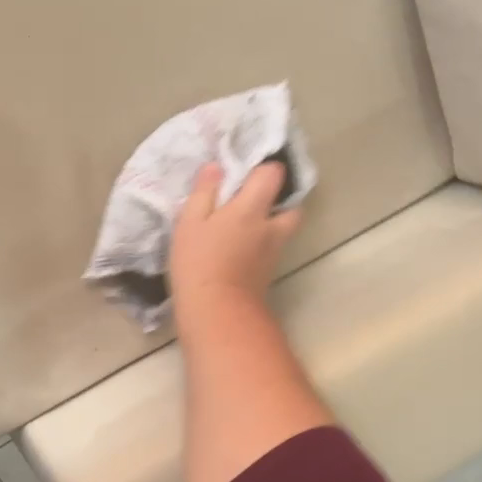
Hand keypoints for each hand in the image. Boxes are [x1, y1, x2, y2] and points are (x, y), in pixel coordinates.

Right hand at [169, 161, 303, 308]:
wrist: (216, 313)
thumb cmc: (199, 264)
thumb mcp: (189, 224)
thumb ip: (203, 193)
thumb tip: (216, 168)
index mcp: (252, 207)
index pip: (272, 173)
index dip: (261, 169)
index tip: (243, 174)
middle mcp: (271, 226)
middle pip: (291, 204)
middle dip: (277, 201)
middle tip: (252, 203)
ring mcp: (274, 252)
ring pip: (284, 229)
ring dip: (272, 224)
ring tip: (246, 228)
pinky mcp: (268, 273)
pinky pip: (272, 249)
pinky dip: (262, 246)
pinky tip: (240, 251)